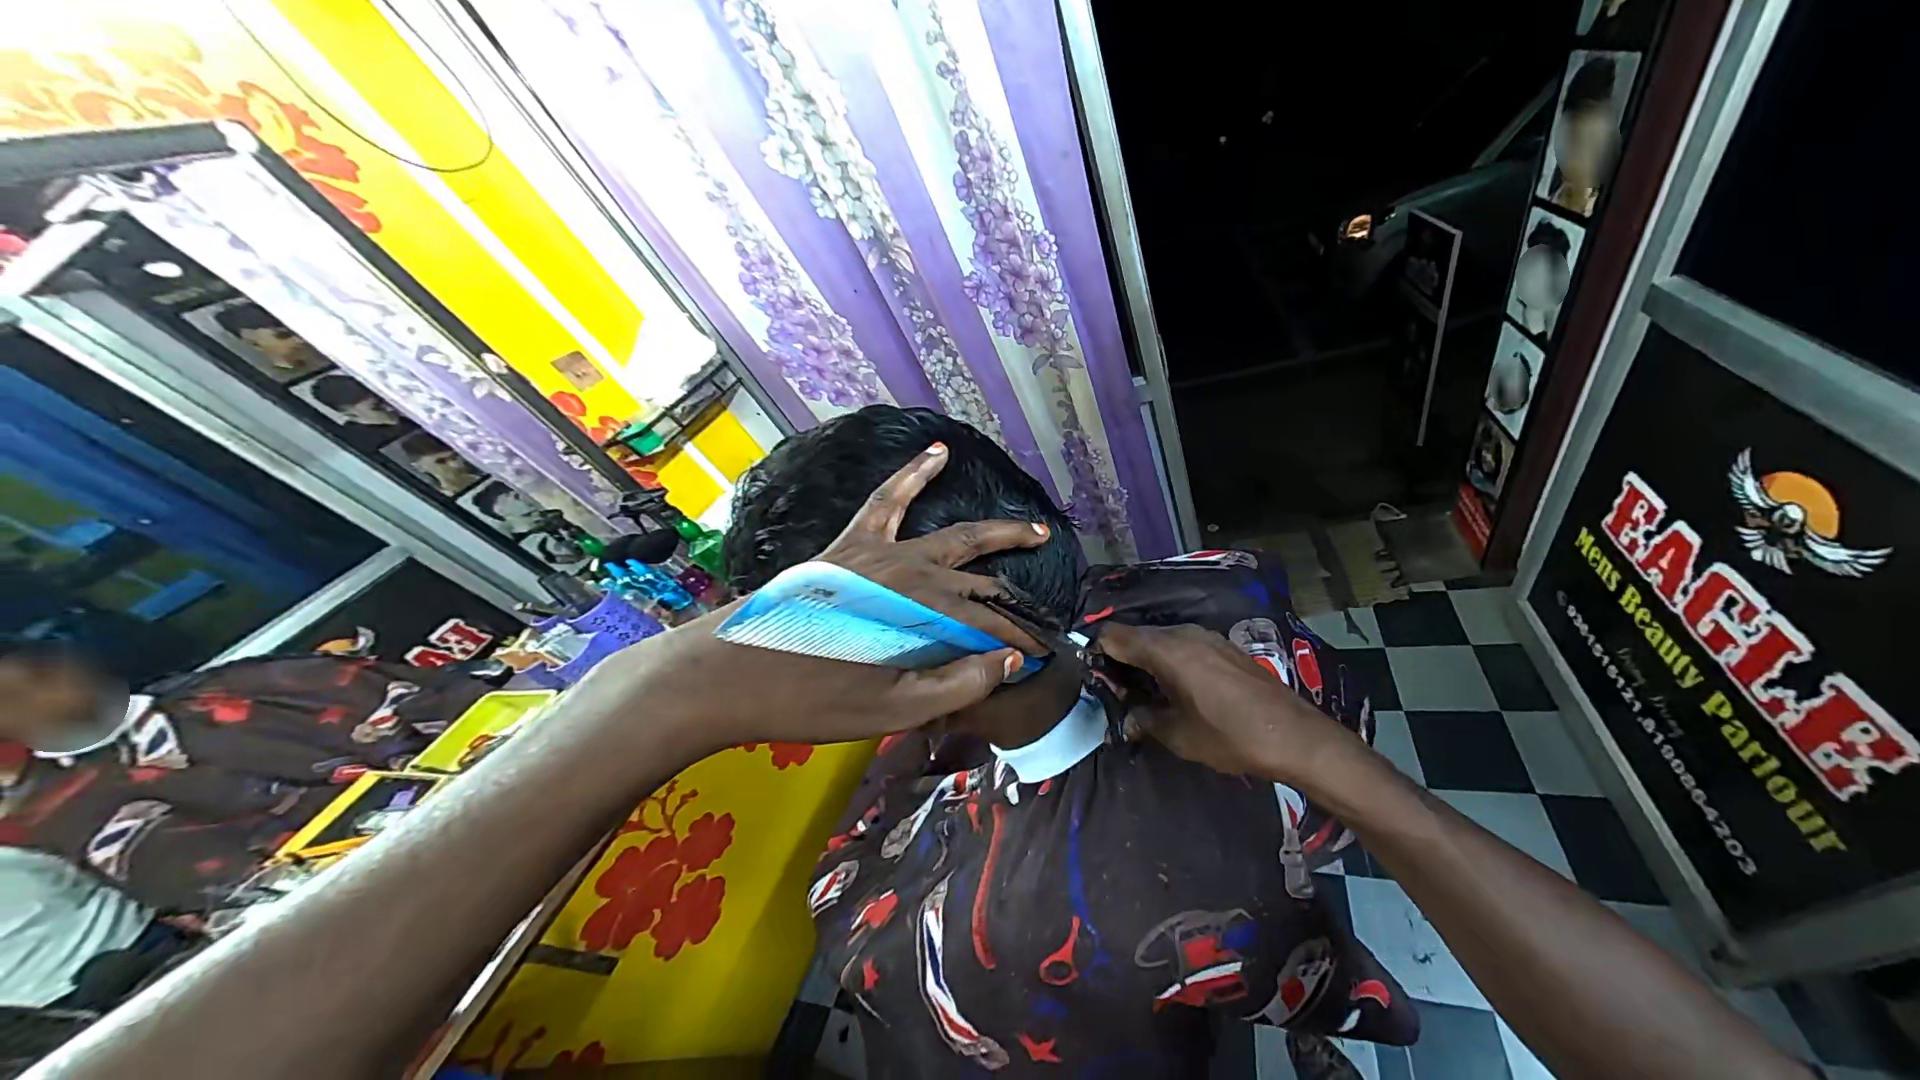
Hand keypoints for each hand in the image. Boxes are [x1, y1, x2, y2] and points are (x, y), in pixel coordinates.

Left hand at [578, 442, 1051, 752]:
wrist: (727, 674)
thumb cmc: (808, 701)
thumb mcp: (890, 710)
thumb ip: (956, 683)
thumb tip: (1009, 661)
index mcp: (924, 617)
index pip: (991, 628)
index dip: (1019, 645)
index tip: (1038, 660)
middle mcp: (912, 575)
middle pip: (980, 584)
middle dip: (1016, 600)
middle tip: (1045, 613)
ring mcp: (880, 553)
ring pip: (953, 537)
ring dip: (997, 533)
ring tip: (1034, 529)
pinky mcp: (849, 544)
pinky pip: (887, 501)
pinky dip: (913, 475)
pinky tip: (936, 453)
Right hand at [1096, 622, 1359, 784]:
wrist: (1296, 736)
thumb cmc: (1230, 736)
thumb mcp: (1177, 735)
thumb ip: (1143, 719)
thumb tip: (1126, 717)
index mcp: (1165, 649)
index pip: (1113, 636)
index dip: (1097, 655)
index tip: (1097, 681)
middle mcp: (1183, 633)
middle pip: (1136, 635)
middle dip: (1122, 661)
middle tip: (1121, 694)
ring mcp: (1207, 636)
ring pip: (1160, 640)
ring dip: (1148, 662)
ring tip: (1150, 695)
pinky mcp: (1224, 646)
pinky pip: (1183, 645)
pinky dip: (1171, 661)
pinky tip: (1179, 690)